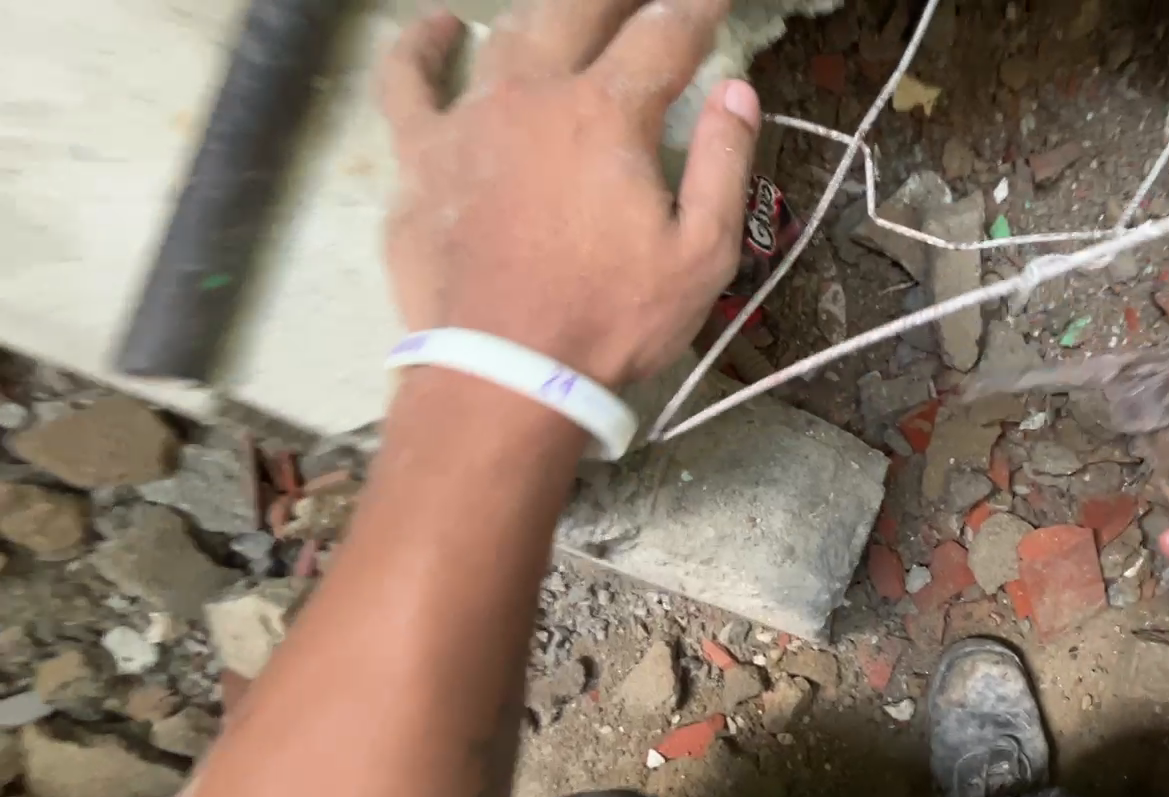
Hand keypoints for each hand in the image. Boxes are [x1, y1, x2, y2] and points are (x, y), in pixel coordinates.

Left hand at [379, 0, 758, 386]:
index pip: (663, 39)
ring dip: (545, 9)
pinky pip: (410, 79)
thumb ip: (724, 168)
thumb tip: (738, 93)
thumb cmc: (617, 317)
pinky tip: (441, 28)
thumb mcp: (702, 256)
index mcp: (608, 118)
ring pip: (505, 33)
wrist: (510, 368)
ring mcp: (469, 118)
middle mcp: (534, 94)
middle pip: (577, 10)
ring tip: (571, 7)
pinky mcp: (422, 155)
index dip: (696, 11)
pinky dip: (423, 45)